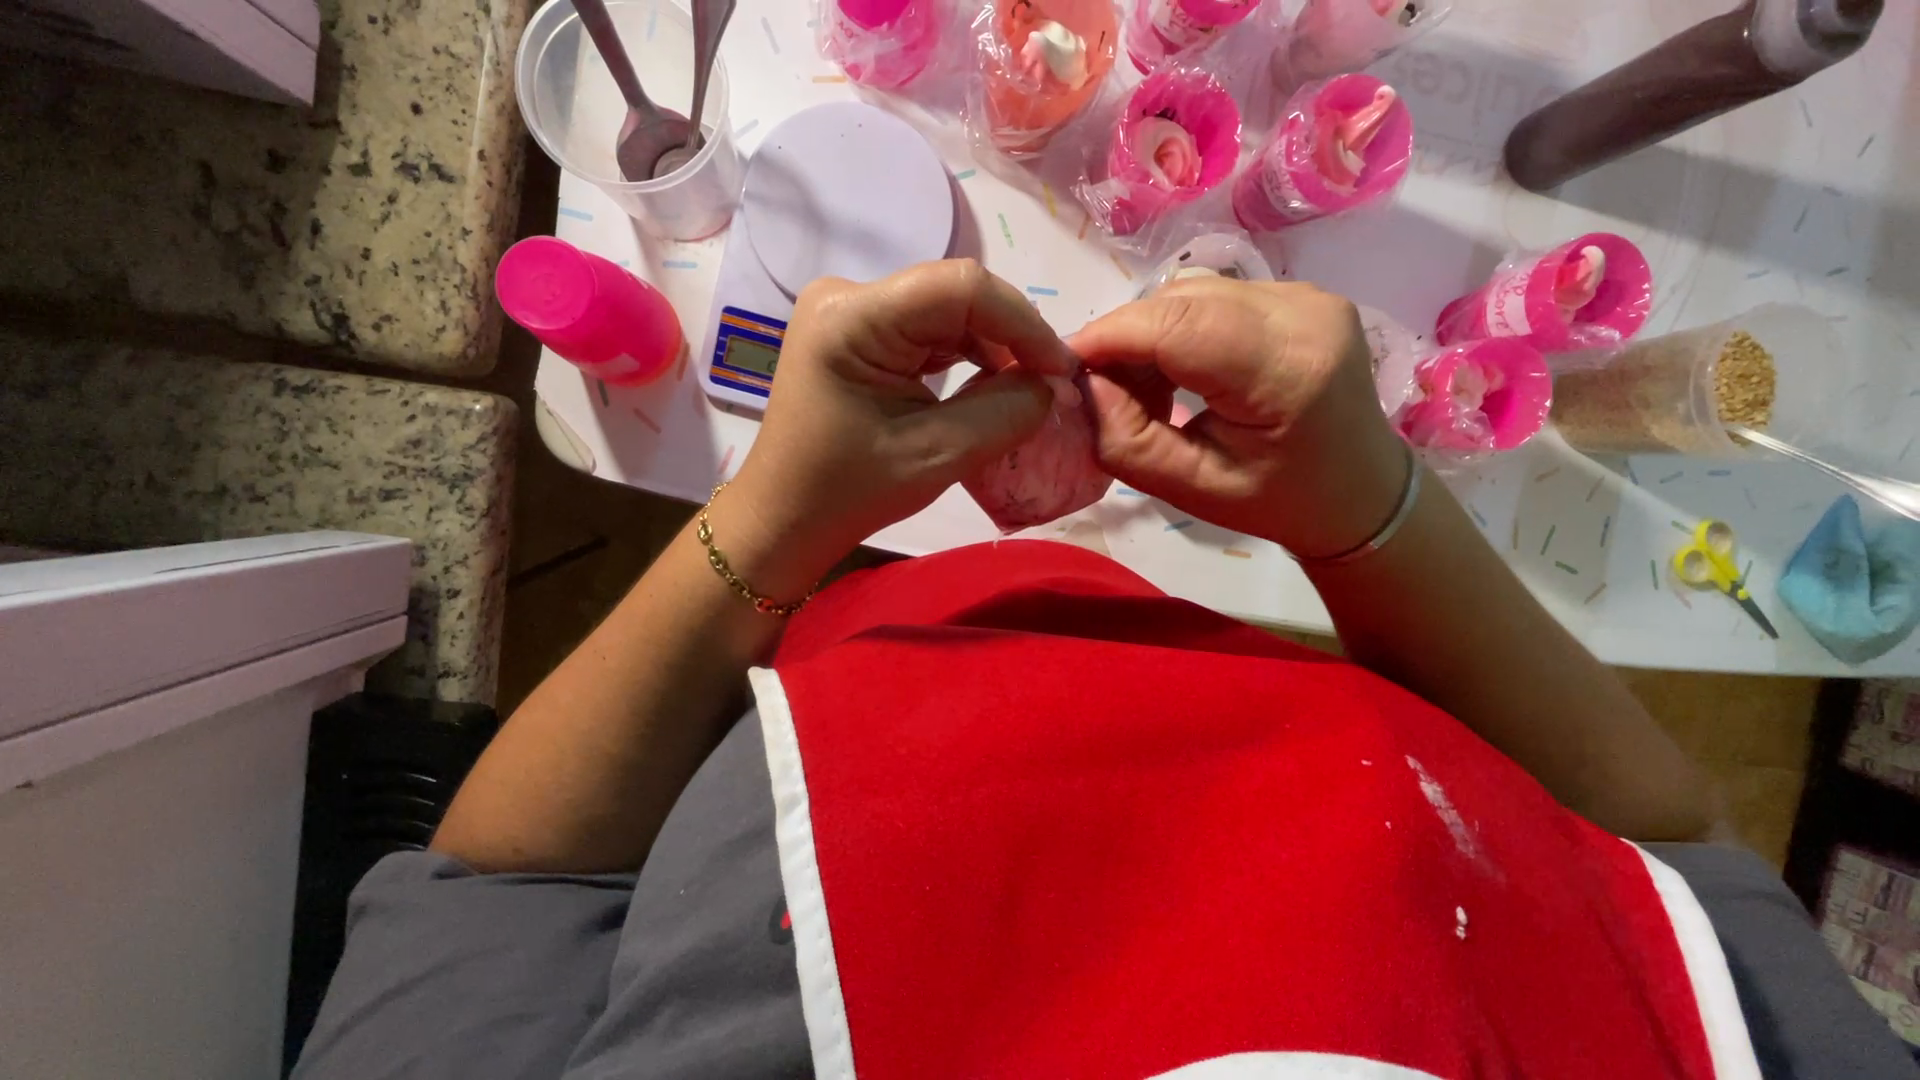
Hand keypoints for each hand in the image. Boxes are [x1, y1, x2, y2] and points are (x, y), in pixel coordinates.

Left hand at [723, 259, 1078, 583]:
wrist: (784, 519)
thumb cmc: (847, 494)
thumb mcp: (935, 457)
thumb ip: (1004, 413)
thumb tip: (1053, 383)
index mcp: (851, 317)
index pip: (959, 287)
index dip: (1022, 322)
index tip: (1061, 370)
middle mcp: (847, 296)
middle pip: (954, 294)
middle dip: (1010, 336)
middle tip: (1052, 383)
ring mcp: (851, 312)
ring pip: (946, 310)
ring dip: (992, 347)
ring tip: (1027, 389)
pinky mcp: (859, 332)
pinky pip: (927, 330)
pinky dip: (966, 357)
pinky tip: (991, 385)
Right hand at [1069, 277, 1408, 558]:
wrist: (1360, 490)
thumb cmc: (1277, 501)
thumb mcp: (1190, 489)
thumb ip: (1126, 438)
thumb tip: (1082, 382)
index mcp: (1285, 369)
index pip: (1175, 324)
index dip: (1108, 337)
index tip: (1062, 367)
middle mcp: (1302, 313)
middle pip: (1179, 300)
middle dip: (1124, 338)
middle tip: (1102, 388)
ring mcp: (1306, 295)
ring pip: (1191, 291)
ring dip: (1149, 332)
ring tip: (1145, 386)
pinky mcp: (1299, 292)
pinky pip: (1213, 295)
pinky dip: (1178, 327)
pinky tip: (1180, 369)